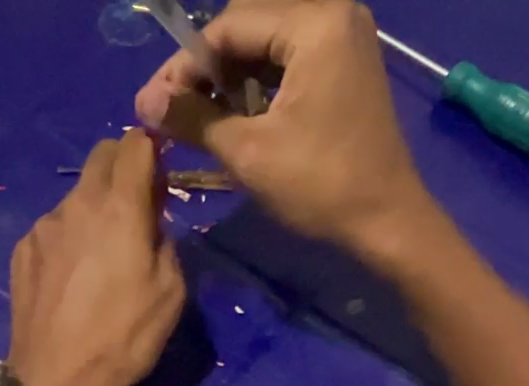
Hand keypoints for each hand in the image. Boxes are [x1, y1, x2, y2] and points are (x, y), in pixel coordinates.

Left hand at [6, 130, 185, 385]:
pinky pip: (53, 230)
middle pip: (100, 157)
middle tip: (136, 211)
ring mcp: (42, 227)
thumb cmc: (121, 340)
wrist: (54, 381)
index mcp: (118, 208)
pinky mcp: (21, 252)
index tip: (161, 176)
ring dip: (93, 211)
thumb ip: (166, 244)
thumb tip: (152, 228)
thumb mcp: (170, 295)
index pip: (134, 143)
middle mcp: (76, 204)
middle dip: (122, 169)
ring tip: (100, 259)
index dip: (152, 150)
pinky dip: (68, 239)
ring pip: (75, 198)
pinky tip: (72, 279)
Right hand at [134, 0, 439, 255]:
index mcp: (315, 25)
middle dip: (203, 70)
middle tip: (169, 112)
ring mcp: (342, 42)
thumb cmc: (319, 186)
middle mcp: (332, 16)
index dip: (183, 65)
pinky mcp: (343, 69)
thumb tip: (143, 103)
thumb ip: (193, 118)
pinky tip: (230, 118)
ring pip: (263, 46)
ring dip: (226, 80)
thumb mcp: (248, 152)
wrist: (385, 222)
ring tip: (194, 120)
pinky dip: (254, 88)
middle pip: (246, 28)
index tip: (152, 105)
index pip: (229, 26)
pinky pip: (286, 64)